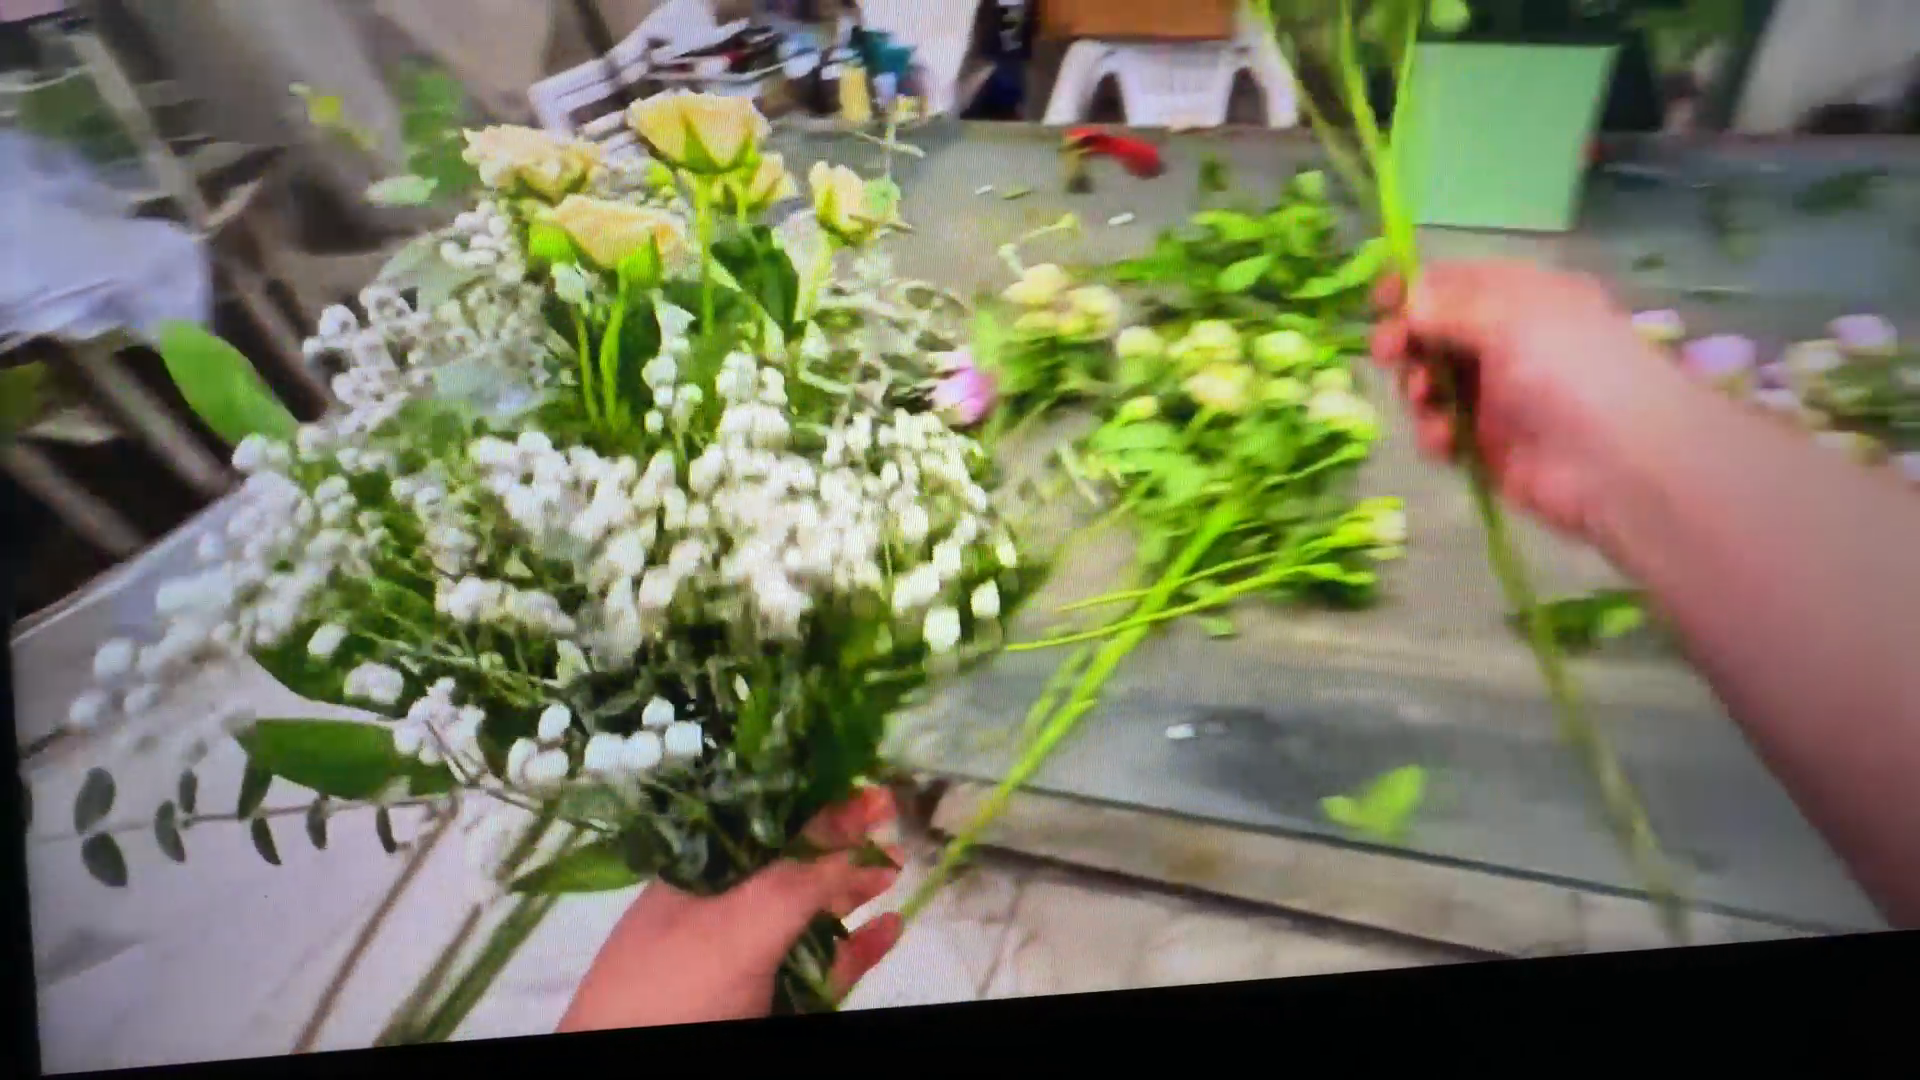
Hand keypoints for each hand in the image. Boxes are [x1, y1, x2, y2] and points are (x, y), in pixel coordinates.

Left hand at [557, 786, 905, 1031]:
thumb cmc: (677, 987)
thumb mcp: (739, 922)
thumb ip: (801, 876)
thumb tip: (856, 828)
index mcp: (703, 874)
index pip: (769, 820)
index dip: (818, 800)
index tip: (864, 787)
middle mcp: (727, 908)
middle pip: (798, 861)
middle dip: (844, 838)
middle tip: (890, 815)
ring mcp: (752, 957)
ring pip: (814, 912)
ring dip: (856, 887)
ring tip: (895, 868)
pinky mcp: (775, 1001)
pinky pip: (825, 965)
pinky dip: (859, 946)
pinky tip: (890, 927)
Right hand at [1370, 260, 1699, 544]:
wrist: (1618, 464)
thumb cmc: (1573, 374)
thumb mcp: (1515, 321)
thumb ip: (1452, 308)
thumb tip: (1408, 300)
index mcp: (1523, 302)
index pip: (1455, 284)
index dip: (1413, 289)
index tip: (1378, 301)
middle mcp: (1506, 343)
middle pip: (1431, 334)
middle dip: (1405, 343)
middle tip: (1386, 354)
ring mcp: (1493, 394)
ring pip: (1428, 383)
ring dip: (1418, 392)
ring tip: (1429, 405)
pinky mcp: (1483, 441)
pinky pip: (1437, 429)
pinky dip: (1433, 434)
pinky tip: (1446, 441)